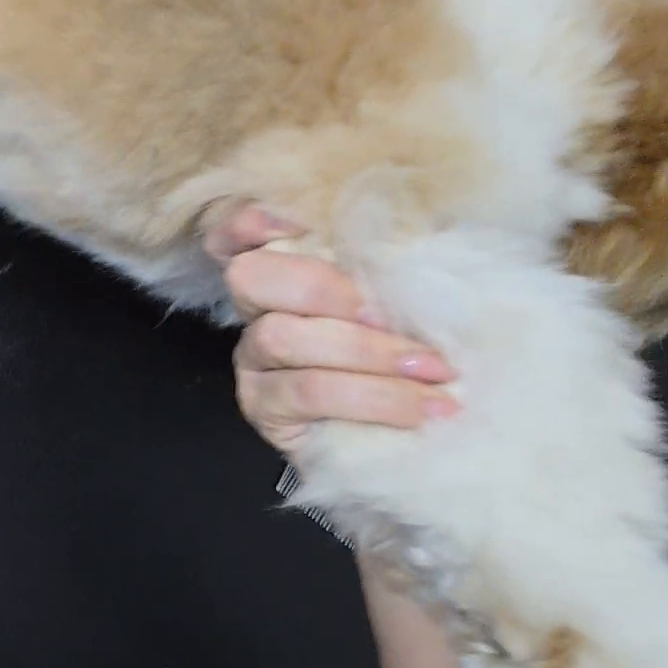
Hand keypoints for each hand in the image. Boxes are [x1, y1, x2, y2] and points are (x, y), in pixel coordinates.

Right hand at [206, 206, 457, 457]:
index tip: (294, 225)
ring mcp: (253, 359)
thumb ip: (403, 267)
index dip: (247, 223)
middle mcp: (256, 311)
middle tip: (386, 315)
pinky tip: (424, 407)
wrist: (418, 444)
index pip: (234, 235)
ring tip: (433, 370)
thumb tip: (429, 230)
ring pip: (280, 336)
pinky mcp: (262, 407)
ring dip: (363, 350)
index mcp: (287, 273)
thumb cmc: (418, 360)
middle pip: (250, 276)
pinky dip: (371, 396)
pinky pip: (306, 392)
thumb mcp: (415, 303)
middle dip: (320, 288)